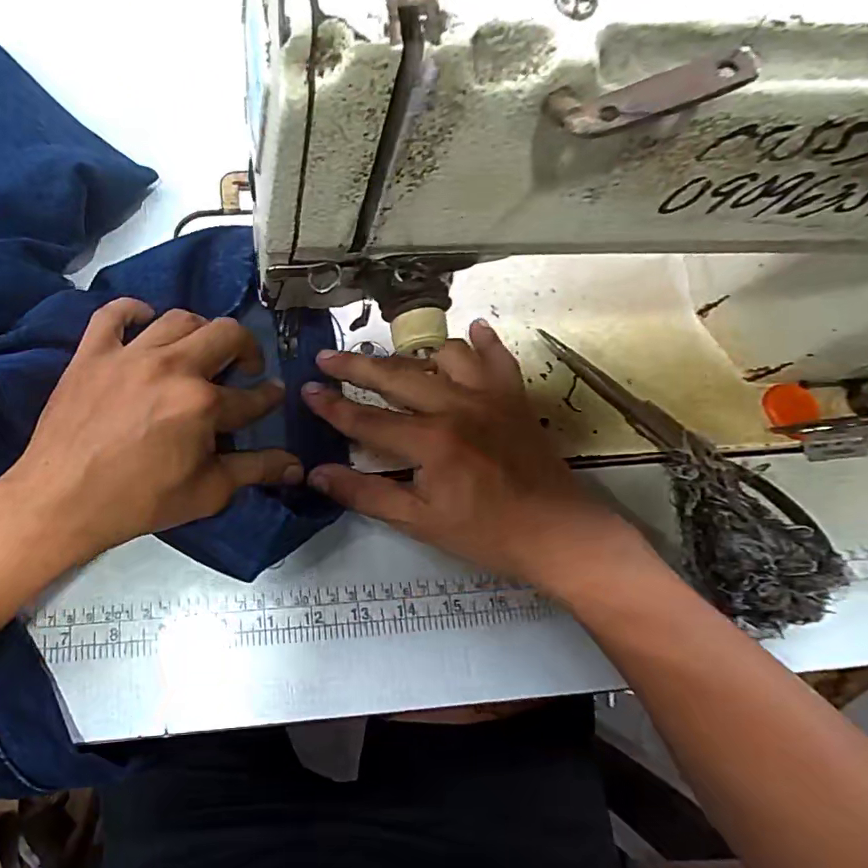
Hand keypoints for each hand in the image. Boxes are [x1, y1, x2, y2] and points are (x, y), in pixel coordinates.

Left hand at [0, 300, 301, 561]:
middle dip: (246, 347)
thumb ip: (254, 470)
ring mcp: (129, 354)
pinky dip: (133, 310)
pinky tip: (144, 318)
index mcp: (203, 403)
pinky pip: (113, 313)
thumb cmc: (138, 502)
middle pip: (225, 334)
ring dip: (199, 330)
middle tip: (244, 367)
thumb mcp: (206, 493)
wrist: (62, 501)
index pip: (250, 396)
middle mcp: (171, 367)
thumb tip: (296, 466)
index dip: (268, 397)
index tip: (273, 394)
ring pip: (177, 318)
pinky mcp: (92, 353)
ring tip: (199, 350)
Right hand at [302, 319, 658, 594]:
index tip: (306, 389)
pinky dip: (482, 343)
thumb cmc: (486, 534)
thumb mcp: (419, 522)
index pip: (367, 419)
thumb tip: (318, 475)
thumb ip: (366, 494)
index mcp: (431, 441)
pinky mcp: (515, 399)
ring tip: (394, 361)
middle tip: (328, 356)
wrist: (561, 535)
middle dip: (357, 365)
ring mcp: (490, 398)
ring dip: (414, 355)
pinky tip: (472, 332)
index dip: (332, 406)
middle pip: (396, 376)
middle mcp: (457, 407)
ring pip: (445, 356)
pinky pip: (497, 359)